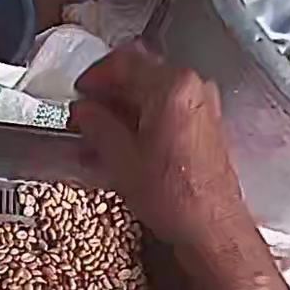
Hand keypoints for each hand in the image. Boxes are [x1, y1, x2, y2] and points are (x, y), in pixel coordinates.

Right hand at [71, 42, 256, 258]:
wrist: (210, 227)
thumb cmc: (174, 197)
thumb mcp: (121, 160)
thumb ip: (97, 125)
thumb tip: (84, 111)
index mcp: (171, 87)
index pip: (124, 61)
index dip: (94, 76)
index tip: (78, 93)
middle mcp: (192, 88)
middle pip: (141, 74)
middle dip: (108, 94)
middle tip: (84, 116)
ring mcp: (202, 106)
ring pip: (153, 93)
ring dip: (123, 110)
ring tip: (97, 138)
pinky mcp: (205, 125)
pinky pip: (168, 110)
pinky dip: (142, 121)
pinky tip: (123, 146)